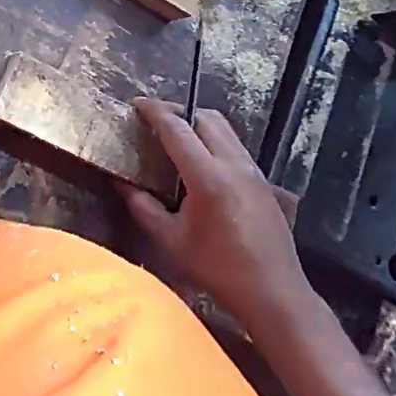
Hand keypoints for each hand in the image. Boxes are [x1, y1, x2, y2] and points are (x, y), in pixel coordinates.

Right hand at [121, 99, 313, 330]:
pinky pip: (234, 145)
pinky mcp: (262, 179)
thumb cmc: (218, 269)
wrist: (273, 291)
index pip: (177, 129)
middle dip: (179, 112)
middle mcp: (233, 163)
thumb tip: (122, 184)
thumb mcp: (172, 242)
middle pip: (205, 117)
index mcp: (208, 177)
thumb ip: (144, 208)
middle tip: (156, 122)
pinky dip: (214, 140)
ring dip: (198, 124)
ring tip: (177, 138)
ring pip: (224, 128)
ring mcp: (252, 169)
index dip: (155, 112)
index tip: (137, 104)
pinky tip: (202, 162)